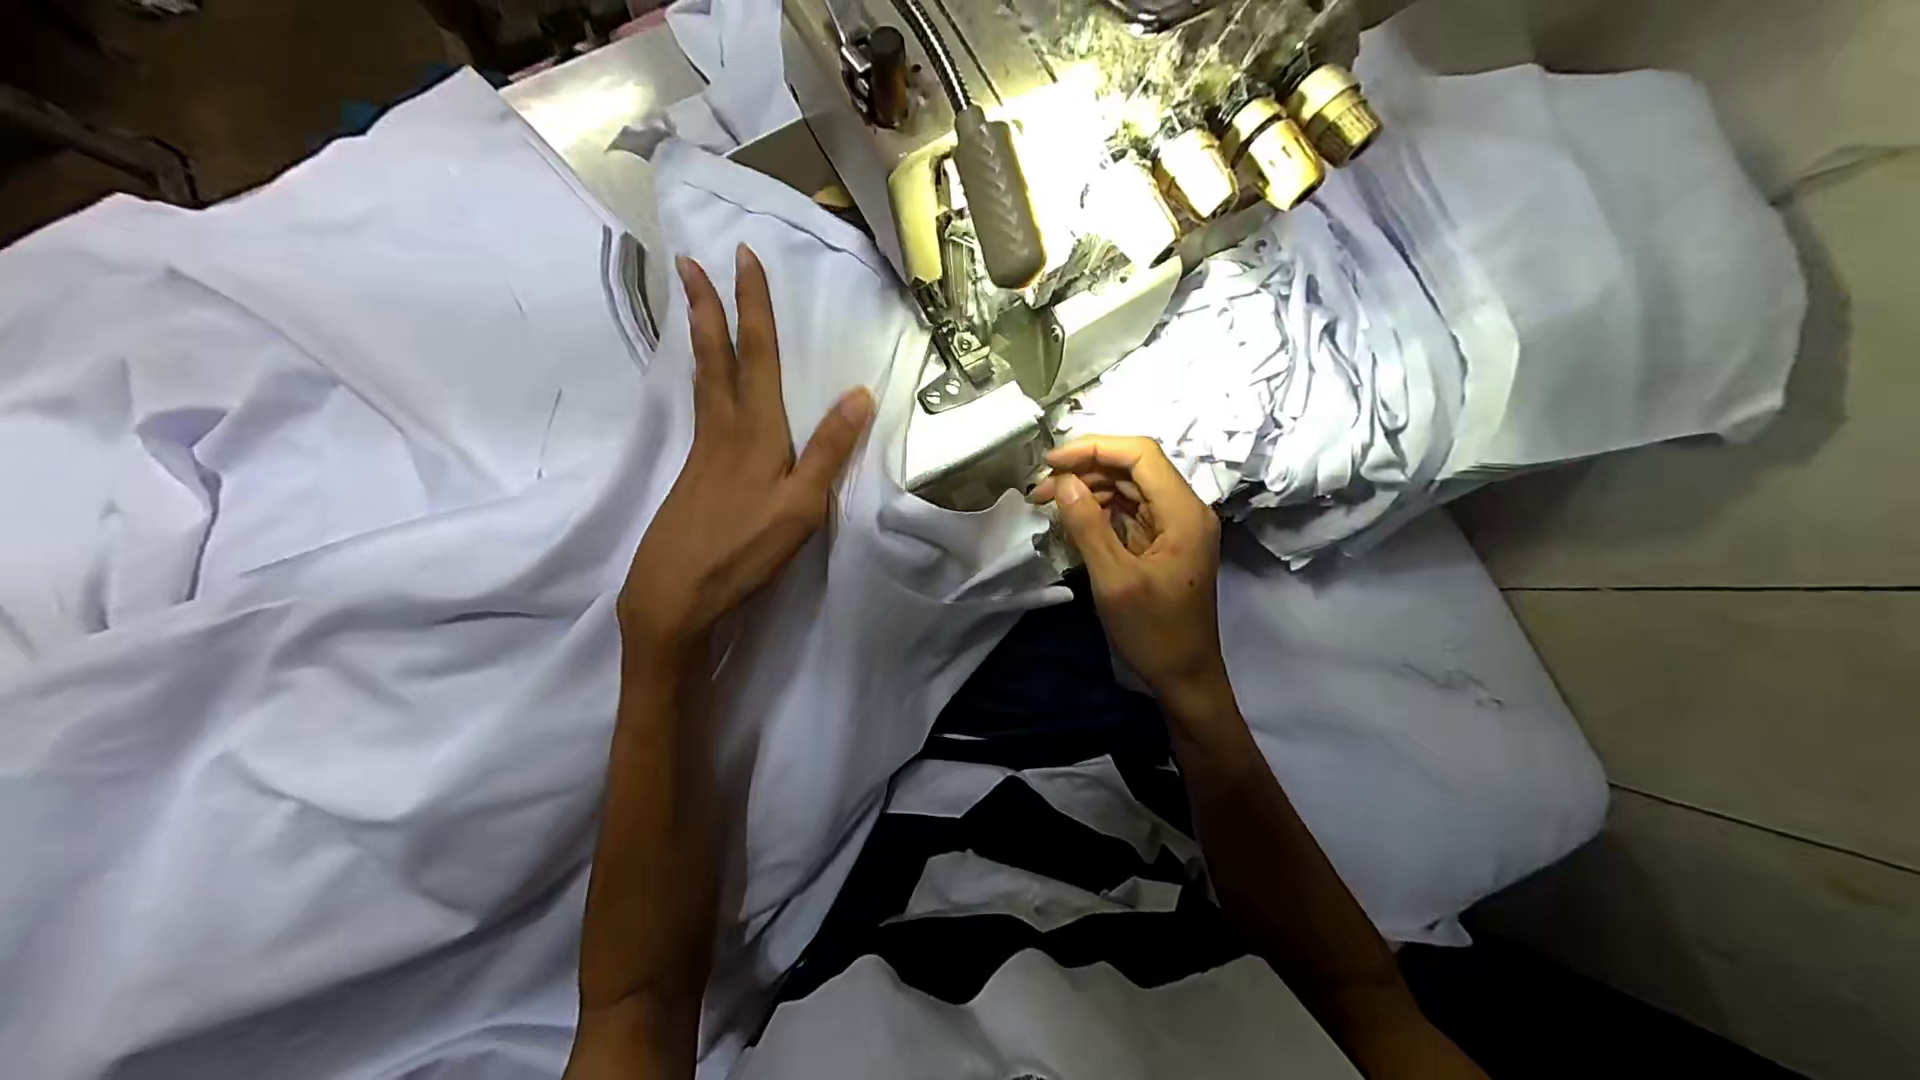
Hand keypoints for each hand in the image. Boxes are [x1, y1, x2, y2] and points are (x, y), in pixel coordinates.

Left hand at [618, 244, 874, 659]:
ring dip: (703, 337)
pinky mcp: (695, 471)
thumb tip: (859, 394)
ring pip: (704, 379)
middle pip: (717, 357)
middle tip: (690, 262)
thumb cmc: (743, 550)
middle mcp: (725, 430)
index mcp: (756, 433)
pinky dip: (706, 377)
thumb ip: (828, 452)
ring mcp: (704, 450)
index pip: (758, 357)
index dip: (753, 307)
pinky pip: (702, 407)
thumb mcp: (801, 507)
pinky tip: (710, 385)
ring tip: (697, 306)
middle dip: (709, 307)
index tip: (743, 259)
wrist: (673, 593)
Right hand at [1029, 436, 1224, 699]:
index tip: (1051, 463)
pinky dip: (1100, 510)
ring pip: (1129, 488)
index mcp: (1184, 512)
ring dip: (1089, 490)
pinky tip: (1072, 517)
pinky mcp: (1163, 543)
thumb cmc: (1153, 632)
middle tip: (1041, 488)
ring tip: (1048, 502)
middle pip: (1133, 468)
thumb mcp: (1113, 579)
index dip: (1094, 449)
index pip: (1140, 454)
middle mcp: (1185, 510)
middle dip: (1085, 470)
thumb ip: (1088, 525)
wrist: (1185, 677)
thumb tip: (1062, 482)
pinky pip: (1129, 512)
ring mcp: (1175, 527)